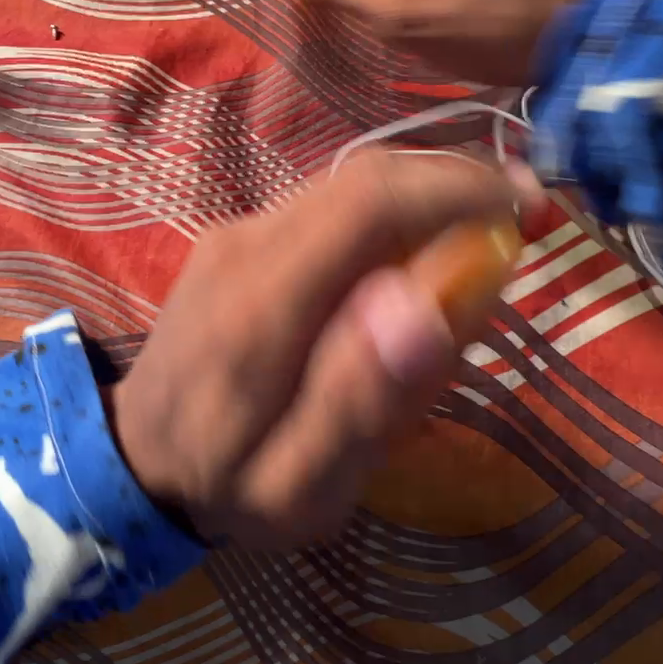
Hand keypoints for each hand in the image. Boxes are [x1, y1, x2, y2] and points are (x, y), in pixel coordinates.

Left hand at [109, 150, 518, 549]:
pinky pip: (331, 203)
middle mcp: (246, 244)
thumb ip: (360, 403)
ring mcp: (239, 230)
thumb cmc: (228, 484)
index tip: (527, 208)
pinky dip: (393, 210)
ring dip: (428, 192)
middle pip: (366, 178)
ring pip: (351, 182)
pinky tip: (422, 248)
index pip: (368, 203)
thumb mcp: (300, 486)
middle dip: (456, 182)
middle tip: (526, 212)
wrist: (134, 454)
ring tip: (487, 229)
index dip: (457, 188)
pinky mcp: (242, 232)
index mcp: (261, 306)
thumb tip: (428, 308)